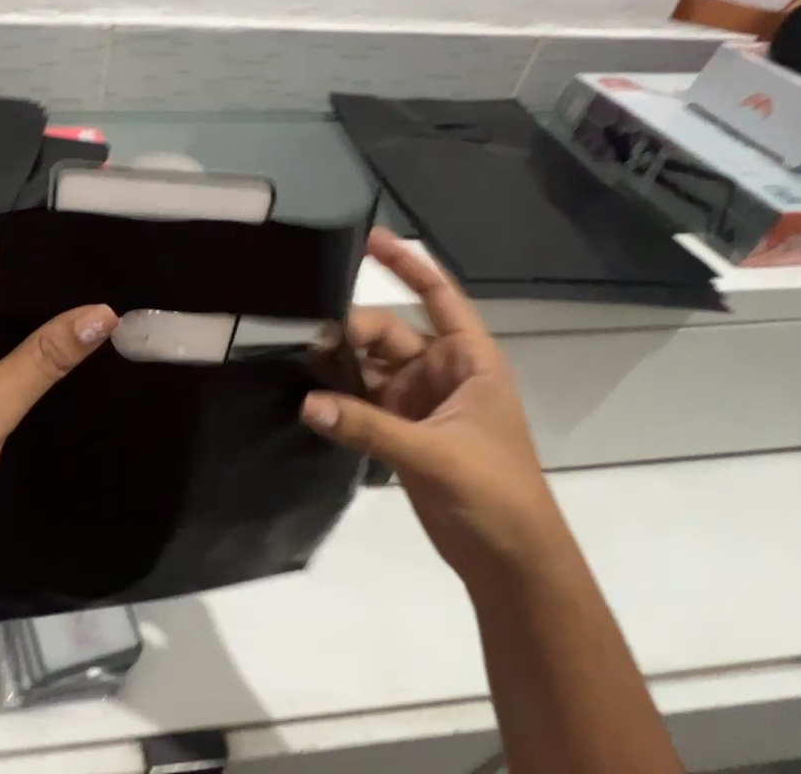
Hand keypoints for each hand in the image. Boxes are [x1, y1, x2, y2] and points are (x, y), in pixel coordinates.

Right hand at [300, 229, 566, 587]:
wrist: (510, 563)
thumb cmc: (495, 495)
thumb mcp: (435, 456)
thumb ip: (369, 428)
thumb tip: (308, 404)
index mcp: (470, 363)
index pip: (439, 298)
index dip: (408, 265)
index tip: (369, 238)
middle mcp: (442, 374)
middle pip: (387, 334)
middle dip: (348, 329)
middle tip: (300, 334)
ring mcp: (417, 404)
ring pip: (368, 368)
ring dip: (336, 364)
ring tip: (289, 356)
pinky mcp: (399, 433)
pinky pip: (360, 402)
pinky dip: (336, 398)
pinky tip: (304, 393)